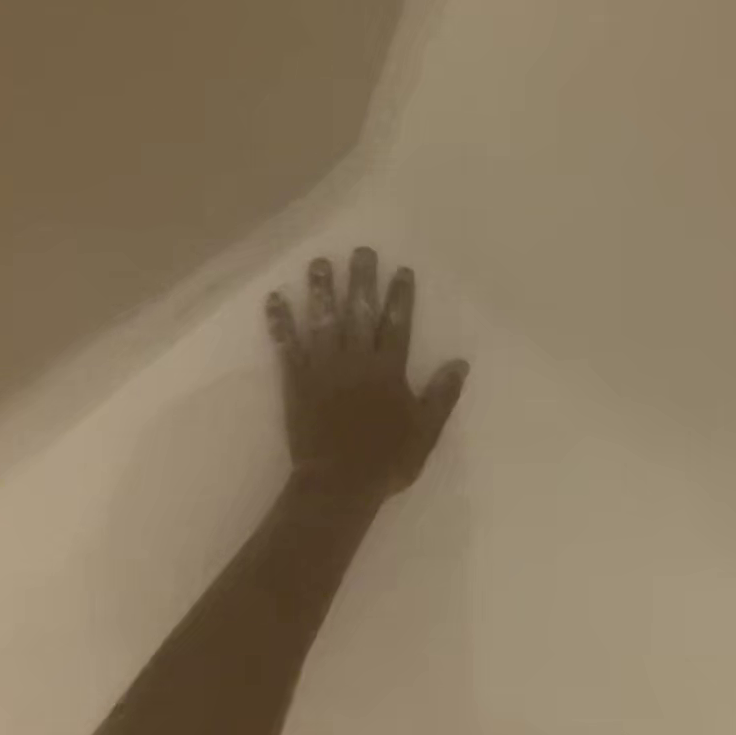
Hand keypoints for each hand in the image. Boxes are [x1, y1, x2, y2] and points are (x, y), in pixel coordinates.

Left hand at [266, 247, 468, 499]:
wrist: (338, 483)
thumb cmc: (386, 459)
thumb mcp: (425, 431)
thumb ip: (442, 395)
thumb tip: (460, 363)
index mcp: (388, 370)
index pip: (396, 324)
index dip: (400, 296)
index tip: (401, 270)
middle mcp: (356, 360)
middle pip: (359, 312)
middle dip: (361, 280)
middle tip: (361, 251)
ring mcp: (323, 368)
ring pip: (322, 321)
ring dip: (321, 290)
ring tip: (319, 262)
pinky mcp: (297, 381)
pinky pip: (287, 346)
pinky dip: (280, 323)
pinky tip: (275, 299)